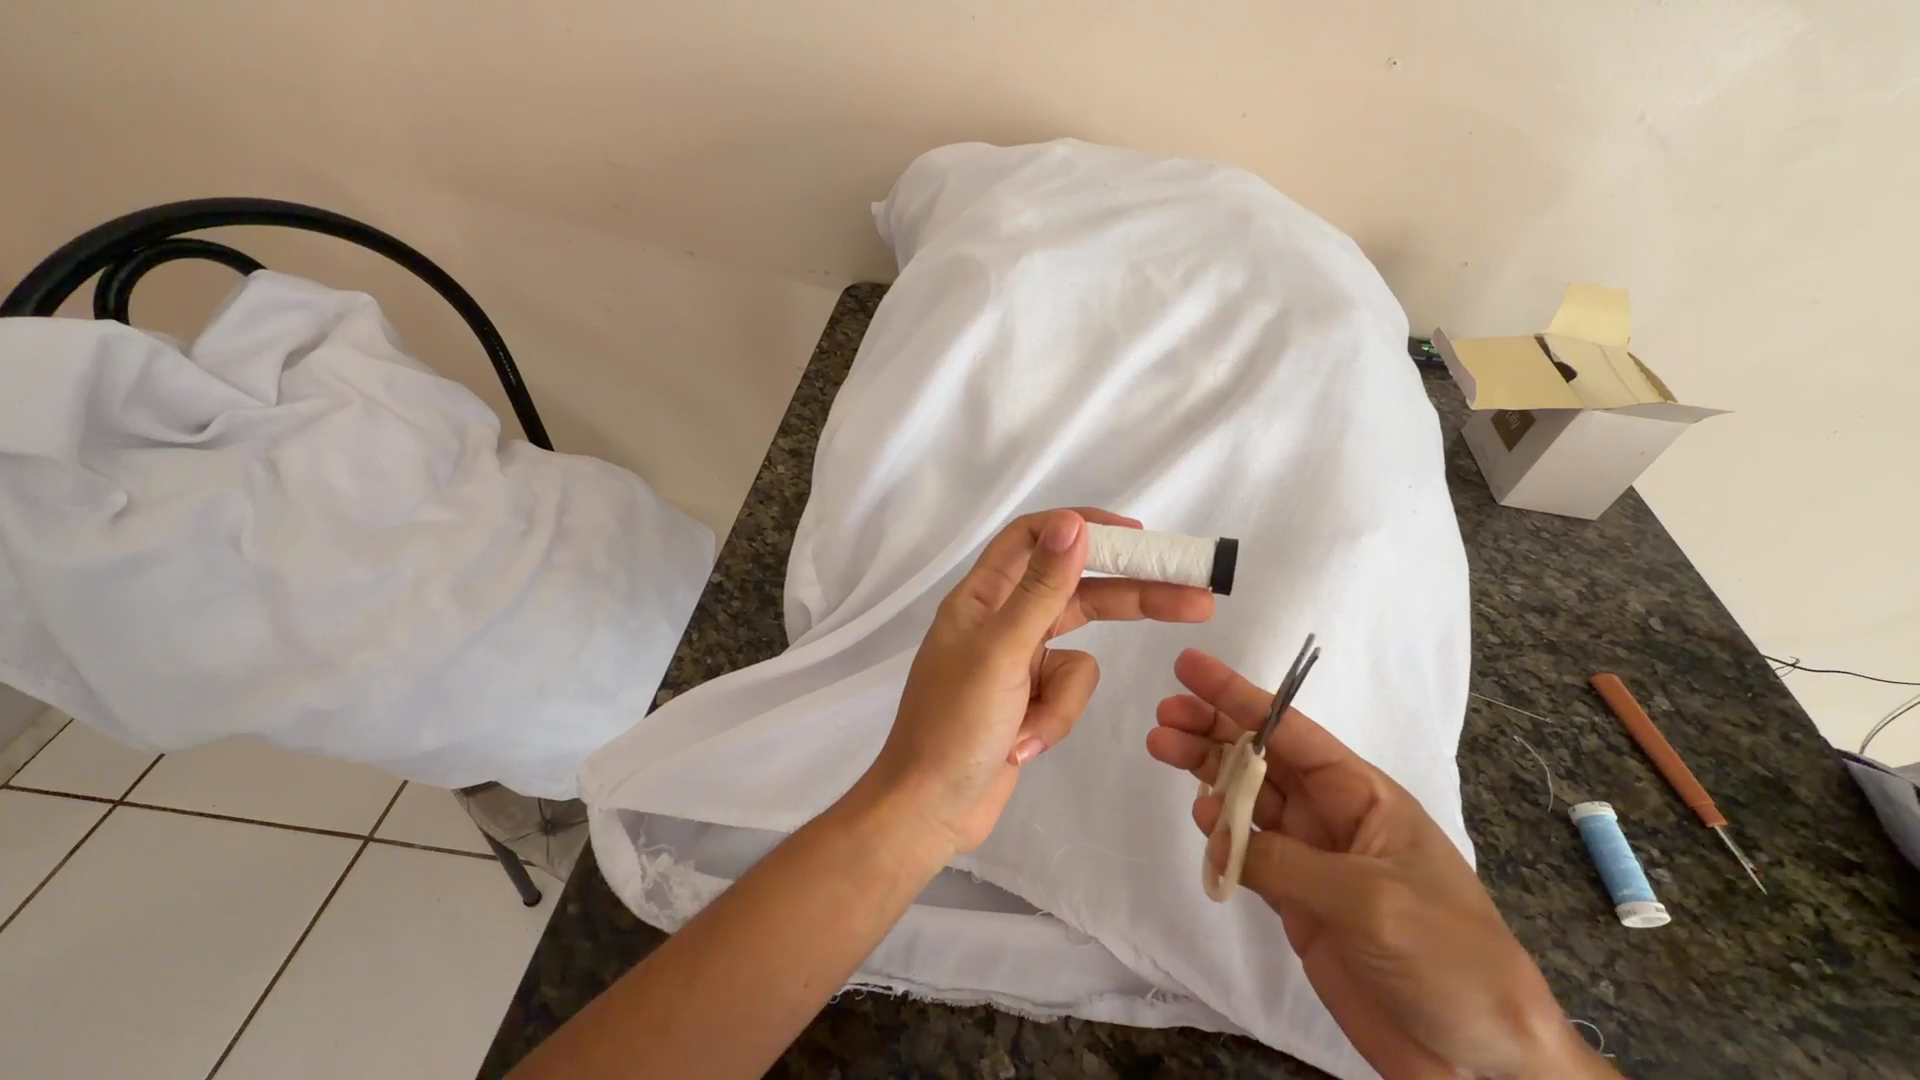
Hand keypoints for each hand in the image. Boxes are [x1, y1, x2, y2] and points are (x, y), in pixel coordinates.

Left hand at [859, 508, 1214, 854]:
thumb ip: (1042, 588)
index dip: (1085, 527)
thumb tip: (1071, 523)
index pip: (1034, 537)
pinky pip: (1069, 693)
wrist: (932, 811)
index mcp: (981, 596)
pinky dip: (1054, 720)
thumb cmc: (955, 726)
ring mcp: (1019, 662)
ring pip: (1079, 656)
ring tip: (1031, 730)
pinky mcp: (1032, 700)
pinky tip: (1022, 746)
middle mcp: (1001, 620)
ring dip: (1064, 698)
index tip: (1140, 539)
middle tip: (1197, 596)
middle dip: (1129, 597)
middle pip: (1077, 590)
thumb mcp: (1001, 652)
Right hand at [1146, 649, 1615, 1078]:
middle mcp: (1333, 818)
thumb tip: (1222, 834)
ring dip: (1206, 775)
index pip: (1291, 732)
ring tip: (1161, 751)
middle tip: (1162, 716)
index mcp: (1364, 797)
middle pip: (1261, 760)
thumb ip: (1287, 860)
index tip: (1189, 668)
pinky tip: (1200, 822)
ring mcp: (1313, 860)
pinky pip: (1246, 856)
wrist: (1479, 1056)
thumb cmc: (1448, 957)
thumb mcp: (1370, 899)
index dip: (1238, 696)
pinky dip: (1218, 838)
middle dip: (1211, 731)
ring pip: (1246, 801)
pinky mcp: (1298, 903)